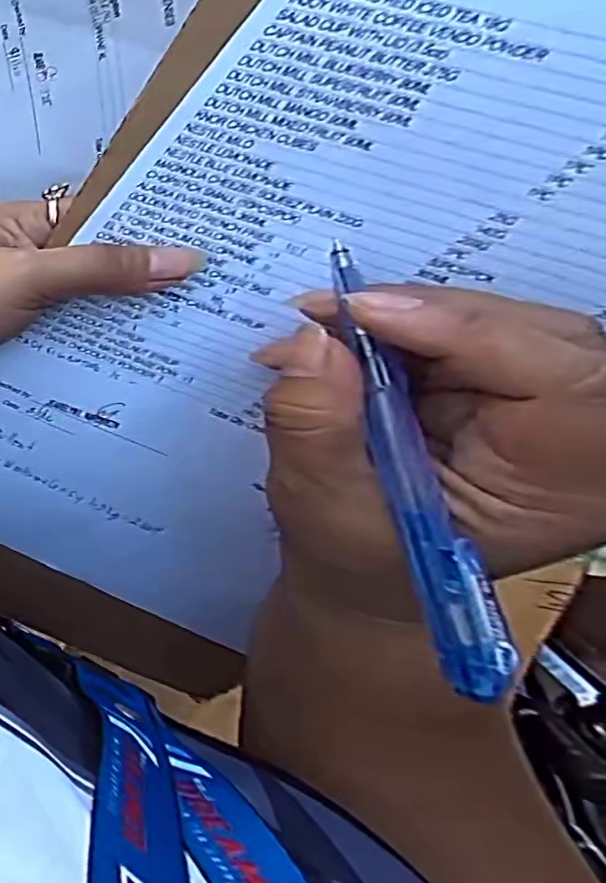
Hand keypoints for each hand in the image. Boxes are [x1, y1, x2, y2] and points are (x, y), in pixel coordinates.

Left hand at [0, 200, 201, 389]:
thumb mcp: (30, 277)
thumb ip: (102, 267)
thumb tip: (185, 258)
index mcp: (26, 221)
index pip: (102, 210)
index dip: (152, 221)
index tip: (215, 231)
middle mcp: (31, 249)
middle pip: (101, 254)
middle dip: (149, 268)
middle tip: (225, 277)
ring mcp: (30, 289)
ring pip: (92, 292)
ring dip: (131, 304)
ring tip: (206, 311)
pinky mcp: (29, 324)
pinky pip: (76, 321)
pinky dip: (105, 329)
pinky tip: (153, 341)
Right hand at [253, 286, 605, 619]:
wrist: (369, 570)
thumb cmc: (353, 549)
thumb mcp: (320, 498)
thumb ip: (315, 425)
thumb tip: (305, 341)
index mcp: (571, 478)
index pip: (558, 378)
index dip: (462, 332)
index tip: (356, 311)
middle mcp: (590, 433)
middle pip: (541, 337)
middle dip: (430, 314)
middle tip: (325, 311)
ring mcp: (556, 407)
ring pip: (506, 326)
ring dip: (410, 315)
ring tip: (324, 325)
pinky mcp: (510, 391)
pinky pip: (470, 334)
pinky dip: (401, 325)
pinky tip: (348, 335)